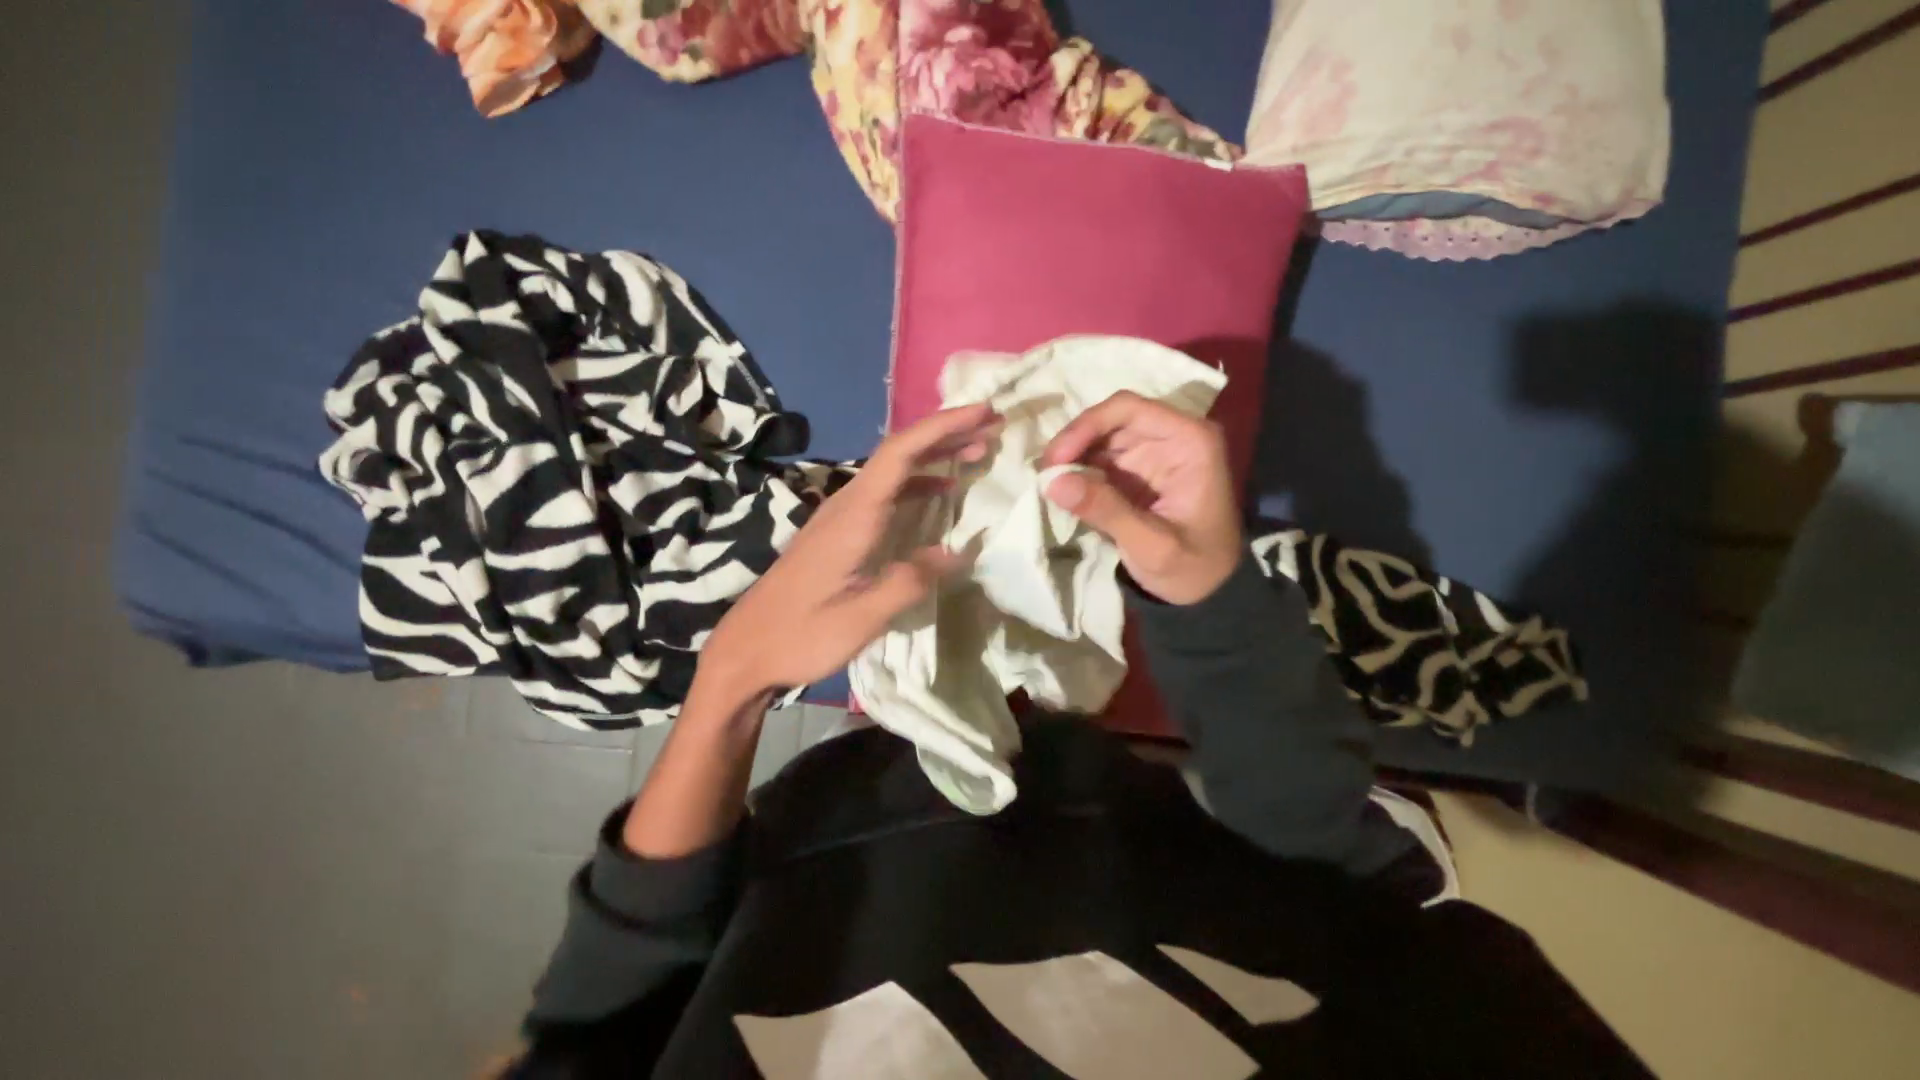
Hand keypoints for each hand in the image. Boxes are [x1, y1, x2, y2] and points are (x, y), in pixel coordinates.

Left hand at [694, 404, 1001, 702]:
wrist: (747, 649)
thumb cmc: (801, 635)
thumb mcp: (860, 619)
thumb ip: (909, 582)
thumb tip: (958, 551)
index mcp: (853, 516)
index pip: (900, 453)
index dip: (942, 427)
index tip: (983, 412)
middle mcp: (846, 505)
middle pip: (898, 453)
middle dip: (946, 433)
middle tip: (993, 425)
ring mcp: (840, 517)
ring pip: (892, 470)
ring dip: (934, 455)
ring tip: (977, 450)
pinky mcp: (838, 533)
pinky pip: (884, 492)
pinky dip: (918, 483)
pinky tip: (940, 493)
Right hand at [1041, 391, 1242, 605]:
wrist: (1209, 592)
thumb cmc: (1192, 567)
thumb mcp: (1151, 545)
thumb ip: (1106, 511)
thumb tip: (1053, 482)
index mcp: (1189, 441)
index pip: (1129, 409)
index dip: (1086, 426)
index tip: (1056, 458)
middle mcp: (1171, 436)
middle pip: (1110, 419)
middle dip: (1074, 442)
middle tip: (1045, 474)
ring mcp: (1153, 452)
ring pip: (1100, 437)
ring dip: (1072, 456)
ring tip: (1049, 483)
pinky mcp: (1137, 471)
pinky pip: (1100, 457)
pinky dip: (1078, 470)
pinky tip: (1062, 489)